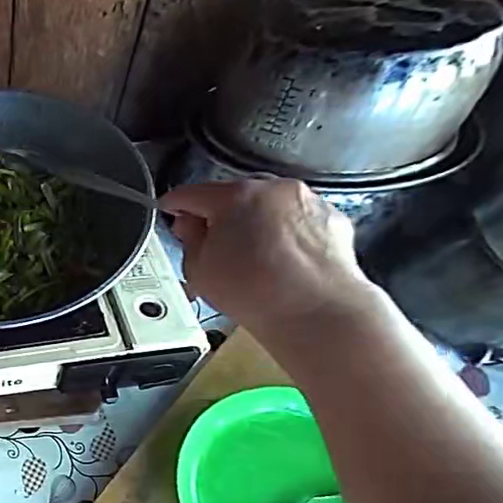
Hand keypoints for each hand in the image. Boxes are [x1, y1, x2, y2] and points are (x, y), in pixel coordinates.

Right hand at [159, 178, 381, 346]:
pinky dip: (285, 235)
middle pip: (234, 196)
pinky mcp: (330, 218)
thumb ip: (189, 239)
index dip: (175, 204)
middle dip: (220, 216)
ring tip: (252, 260)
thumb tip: (191, 226)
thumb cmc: (258, 292)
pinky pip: (296, 220)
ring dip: (255, 224)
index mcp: (235, 197)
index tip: (172, 210)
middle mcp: (273, 190)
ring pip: (268, 206)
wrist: (316, 312)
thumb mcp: (199, 270)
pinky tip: (280, 262)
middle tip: (212, 246)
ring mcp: (305, 201)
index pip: (192, 193)